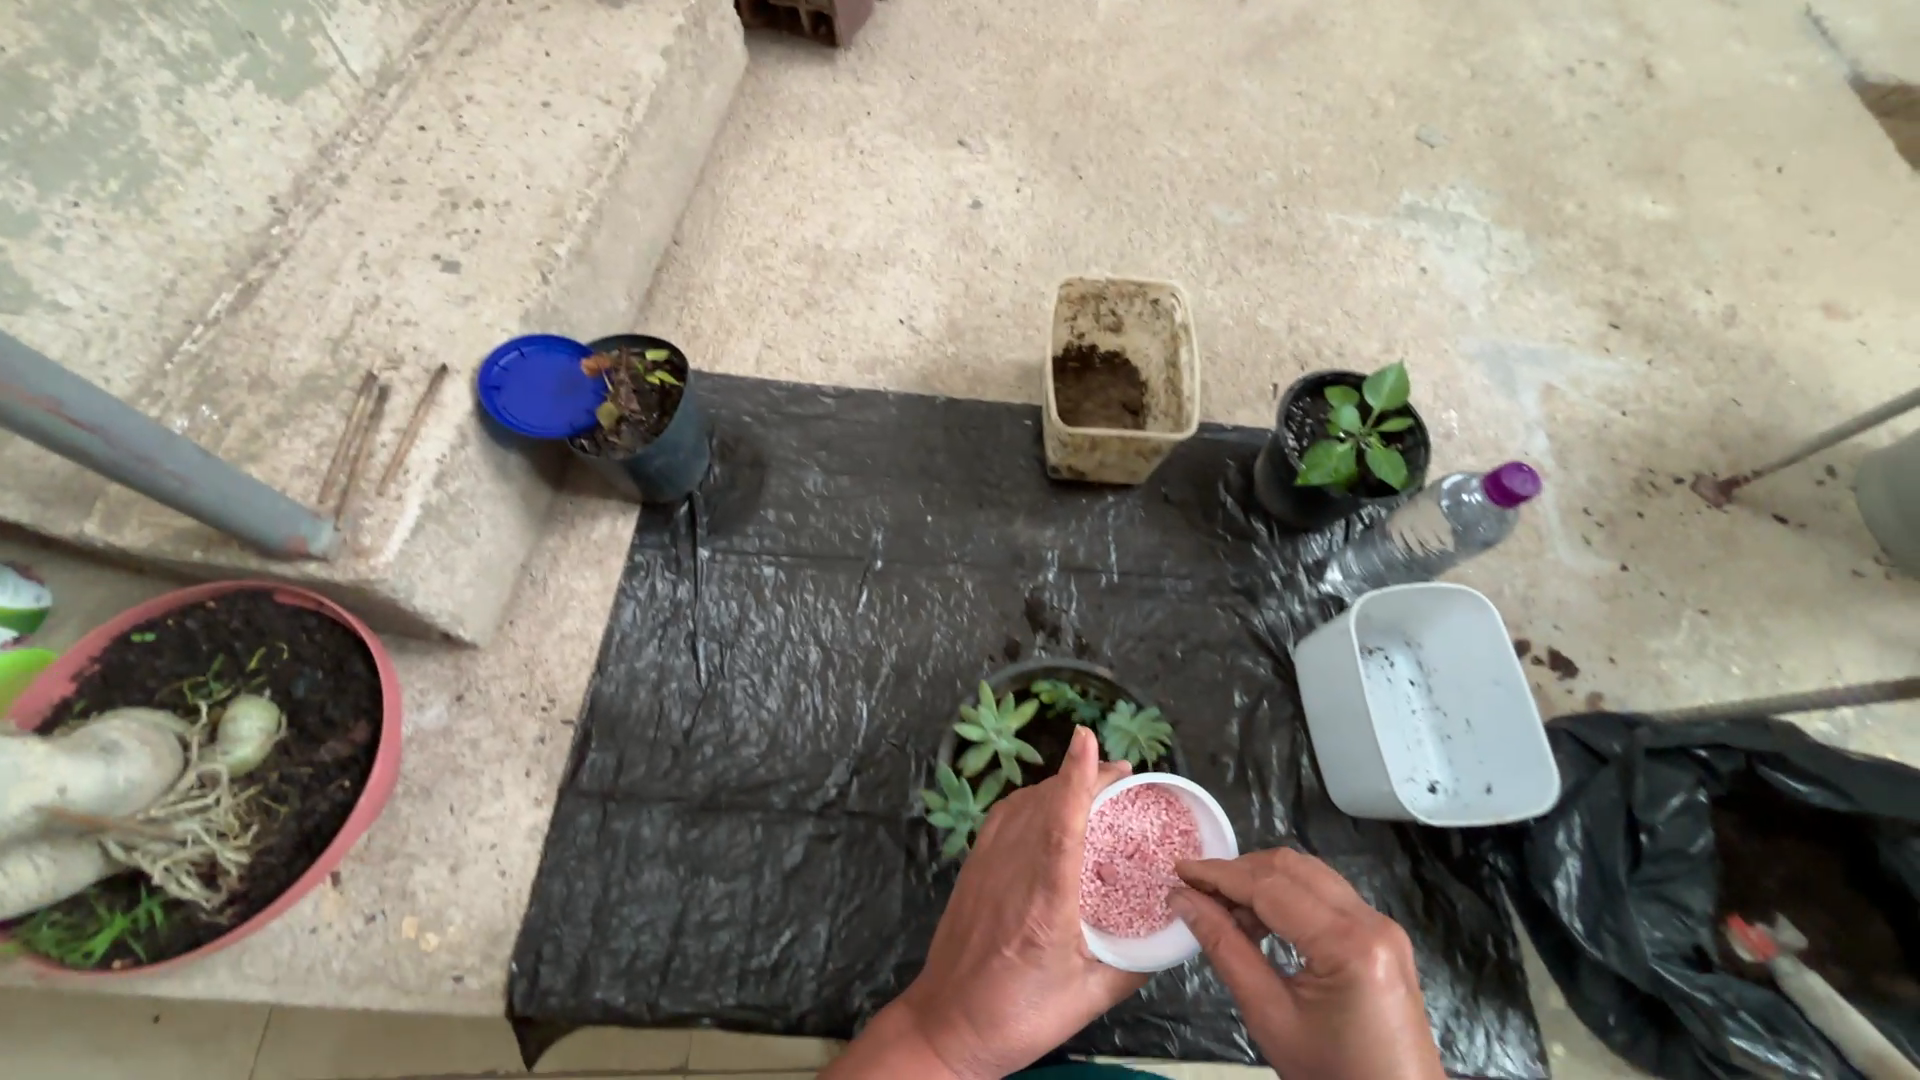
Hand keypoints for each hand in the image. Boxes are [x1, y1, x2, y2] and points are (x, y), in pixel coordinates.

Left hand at [883, 725, 1145, 1079]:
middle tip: (1124, 775)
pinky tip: (1050, 806)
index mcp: (1045, 903)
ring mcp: (987, 863)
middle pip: (1047, 803)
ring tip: (1094, 784)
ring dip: (1059, 784)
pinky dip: (1032, 799)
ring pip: (1024, 803)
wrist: (946, 1023)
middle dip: (1084, 776)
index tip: (1087, 740)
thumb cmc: (1018, 1016)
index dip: (1076, 778)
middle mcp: (1012, 870)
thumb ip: (1134, 963)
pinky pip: (1004, 815)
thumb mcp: (1088, 999)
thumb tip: (1174, 931)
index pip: (1062, 825)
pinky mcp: (973, 865)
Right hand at [1171, 848, 1444, 1079]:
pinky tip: (1260, 920)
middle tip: (1196, 892)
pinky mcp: (1382, 935)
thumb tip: (1182, 899)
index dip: (1218, 875)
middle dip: (1237, 872)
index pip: (1269, 886)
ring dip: (1260, 880)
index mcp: (1348, 943)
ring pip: (1307, 873)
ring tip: (1224, 908)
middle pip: (1289, 868)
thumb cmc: (1331, 1074)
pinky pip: (1325, 893)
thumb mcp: (1269, 1016)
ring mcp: (1382, 925)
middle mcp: (1371, 921)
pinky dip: (1286, 894)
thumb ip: (1224, 949)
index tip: (1178, 872)